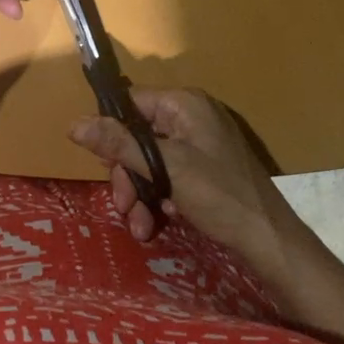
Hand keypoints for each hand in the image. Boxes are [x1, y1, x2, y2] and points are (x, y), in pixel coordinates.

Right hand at [68, 87, 300, 269]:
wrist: (269, 240)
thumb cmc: (220, 195)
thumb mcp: (166, 169)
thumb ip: (120, 144)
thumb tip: (74, 124)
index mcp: (184, 104)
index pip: (131, 103)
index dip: (111, 131)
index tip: (102, 164)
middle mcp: (191, 117)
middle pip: (137, 136)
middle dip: (127, 175)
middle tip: (123, 207)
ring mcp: (199, 144)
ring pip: (150, 161)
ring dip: (140, 194)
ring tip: (141, 228)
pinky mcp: (204, 170)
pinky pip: (168, 175)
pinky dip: (159, 198)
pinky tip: (161, 222)